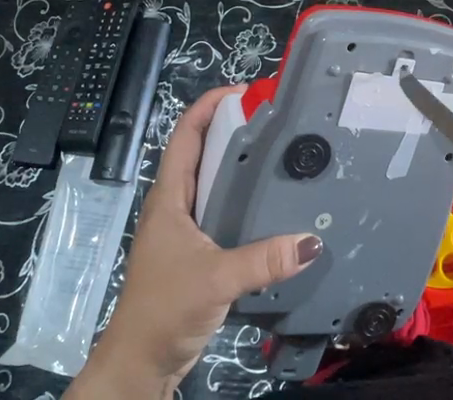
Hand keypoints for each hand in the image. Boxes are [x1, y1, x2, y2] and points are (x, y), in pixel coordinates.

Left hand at [70, 86, 322, 398]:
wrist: (139, 363)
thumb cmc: (165, 308)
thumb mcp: (216, 279)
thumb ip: (263, 260)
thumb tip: (312, 241)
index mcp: (169, 197)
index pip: (185, 134)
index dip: (210, 105)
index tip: (245, 90)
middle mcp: (175, 205)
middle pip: (201, 153)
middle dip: (232, 129)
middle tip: (275, 120)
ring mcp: (183, 230)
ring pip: (212, 183)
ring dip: (239, 167)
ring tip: (280, 155)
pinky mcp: (195, 253)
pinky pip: (221, 212)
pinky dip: (244, 201)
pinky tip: (272, 208)